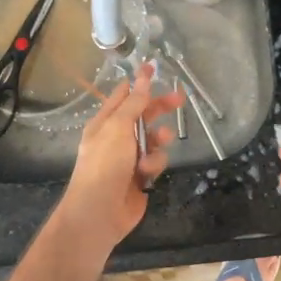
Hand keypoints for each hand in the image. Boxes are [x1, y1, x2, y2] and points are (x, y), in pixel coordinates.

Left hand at [54, 62, 184, 253]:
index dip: (140, 82)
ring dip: (158, 141)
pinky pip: (156, 161)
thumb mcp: (118, 128)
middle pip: (143, 115)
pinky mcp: (141, 176)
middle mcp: (117, 137)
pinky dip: (154, 165)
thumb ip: (134, 103)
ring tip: (159, 143)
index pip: (124, 95)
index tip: (155, 68)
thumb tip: (142, 77)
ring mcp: (129, 158)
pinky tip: (146, 174)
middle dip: (160, 108)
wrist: (99, 213)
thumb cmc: (104, 165)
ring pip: (154, 139)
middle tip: (181, 99)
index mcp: (105, 122)